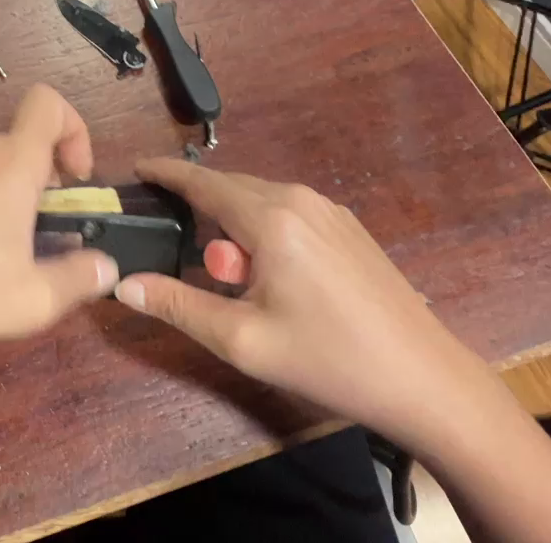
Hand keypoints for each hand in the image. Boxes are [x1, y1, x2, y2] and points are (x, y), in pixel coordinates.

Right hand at [114, 159, 496, 445]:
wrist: (427, 382)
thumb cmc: (328, 360)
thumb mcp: (242, 340)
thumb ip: (178, 305)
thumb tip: (123, 283)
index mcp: (270, 219)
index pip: (202, 183)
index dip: (166, 174)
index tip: (137, 168)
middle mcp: (299, 199)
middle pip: (230, 188)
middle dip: (202, 214)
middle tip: (194, 262)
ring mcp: (329, 210)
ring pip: (260, 199)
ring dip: (235, 227)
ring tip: (239, 281)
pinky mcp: (348, 227)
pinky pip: (287, 211)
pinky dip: (264, 229)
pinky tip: (274, 274)